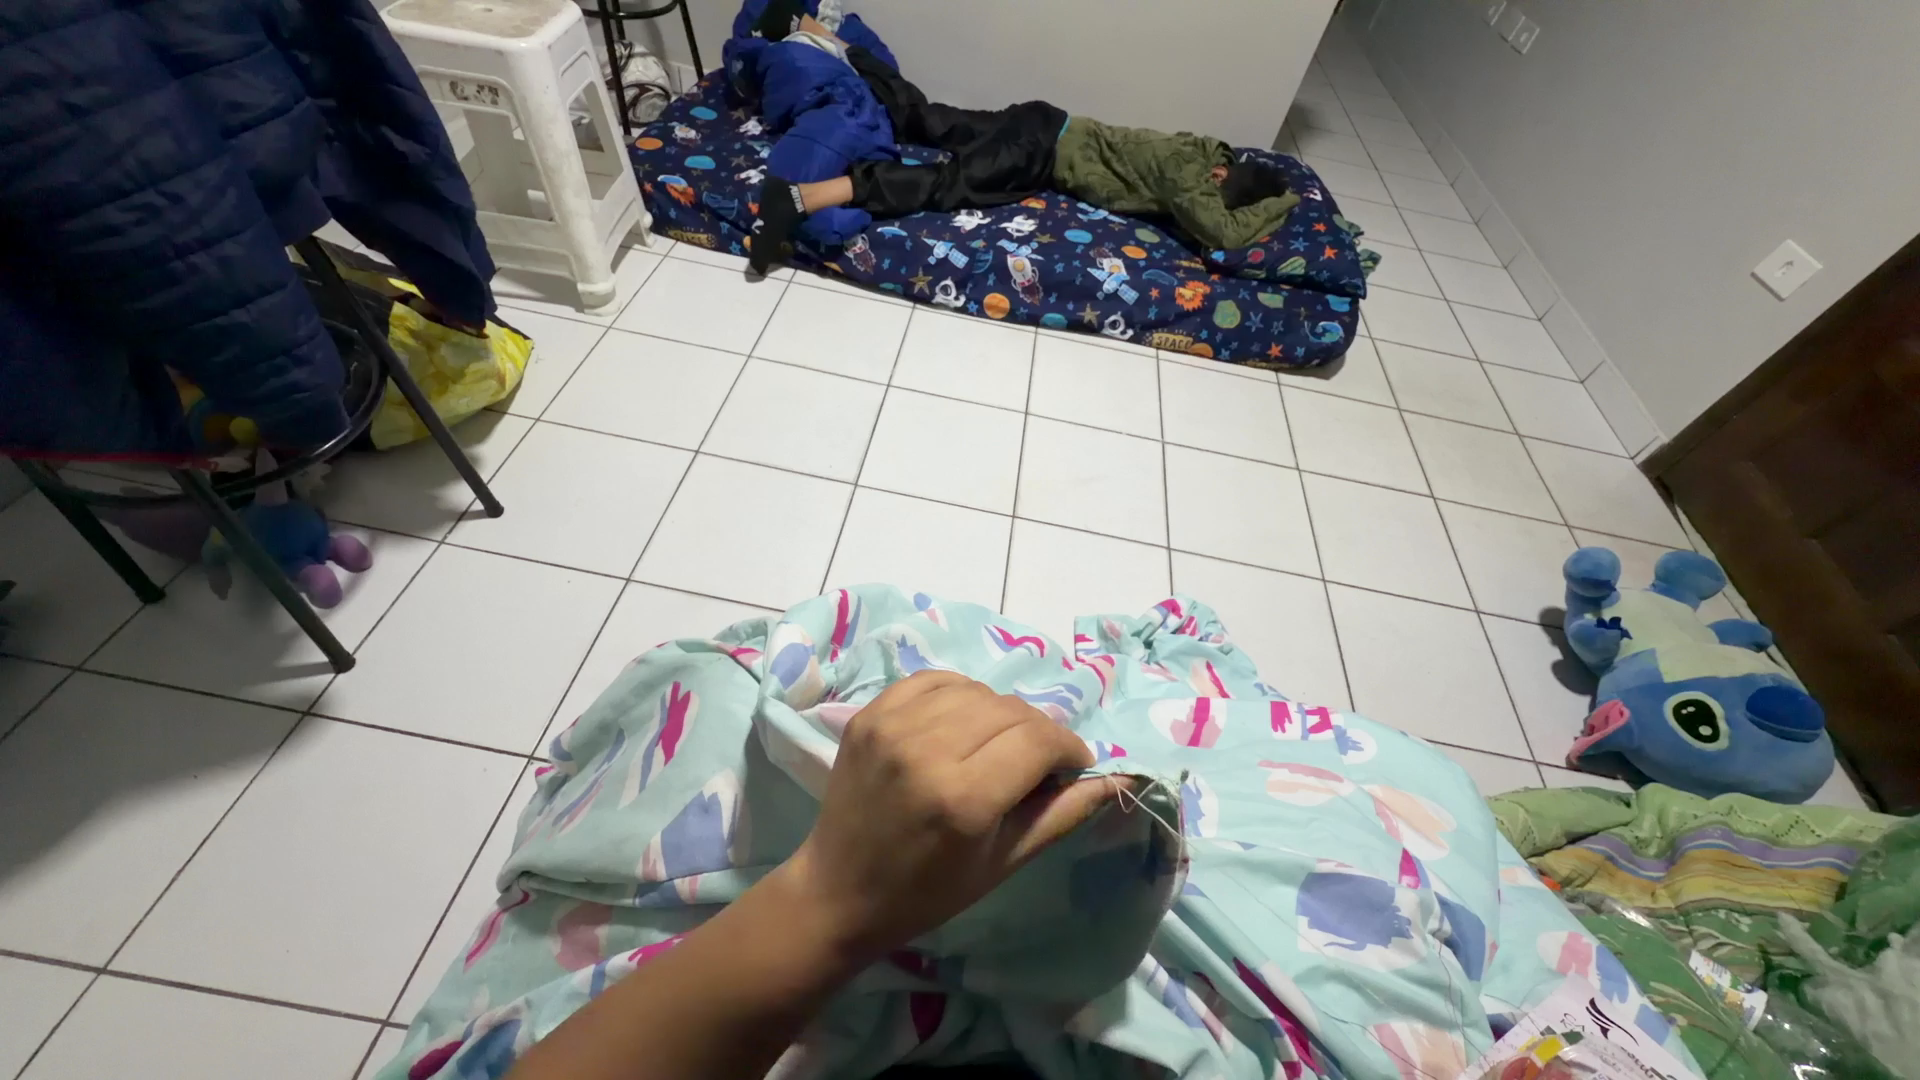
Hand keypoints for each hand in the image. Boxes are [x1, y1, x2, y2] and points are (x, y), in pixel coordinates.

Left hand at [776, 671, 1116, 958]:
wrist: (838, 890)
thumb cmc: (928, 891)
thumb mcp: (1003, 863)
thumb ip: (1062, 813)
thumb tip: (1117, 777)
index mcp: (964, 798)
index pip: (1039, 740)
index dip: (1068, 748)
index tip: (1073, 766)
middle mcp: (927, 749)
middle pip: (1011, 711)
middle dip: (1038, 732)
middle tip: (1038, 761)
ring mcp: (892, 725)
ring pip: (976, 690)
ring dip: (999, 713)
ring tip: (996, 743)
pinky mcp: (869, 713)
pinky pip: (934, 680)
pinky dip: (959, 694)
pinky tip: (961, 721)